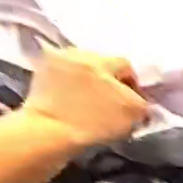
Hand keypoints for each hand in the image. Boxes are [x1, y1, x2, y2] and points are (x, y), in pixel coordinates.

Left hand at [20, 49, 149, 148]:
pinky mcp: (41, 67)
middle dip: (110, 78)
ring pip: (82, 64)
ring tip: (91, 96)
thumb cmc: (97, 123)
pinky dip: (72, 79)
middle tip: (113, 98)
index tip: (133, 102)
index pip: (126, 66)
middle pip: (101, 61)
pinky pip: (64, 69)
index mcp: (101, 61)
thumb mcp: (134, 114)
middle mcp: (77, 53)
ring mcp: (56, 59)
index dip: (134, 84)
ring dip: (90, 77)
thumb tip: (139, 97)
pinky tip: (74, 94)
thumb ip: (141, 100)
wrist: (52, 129)